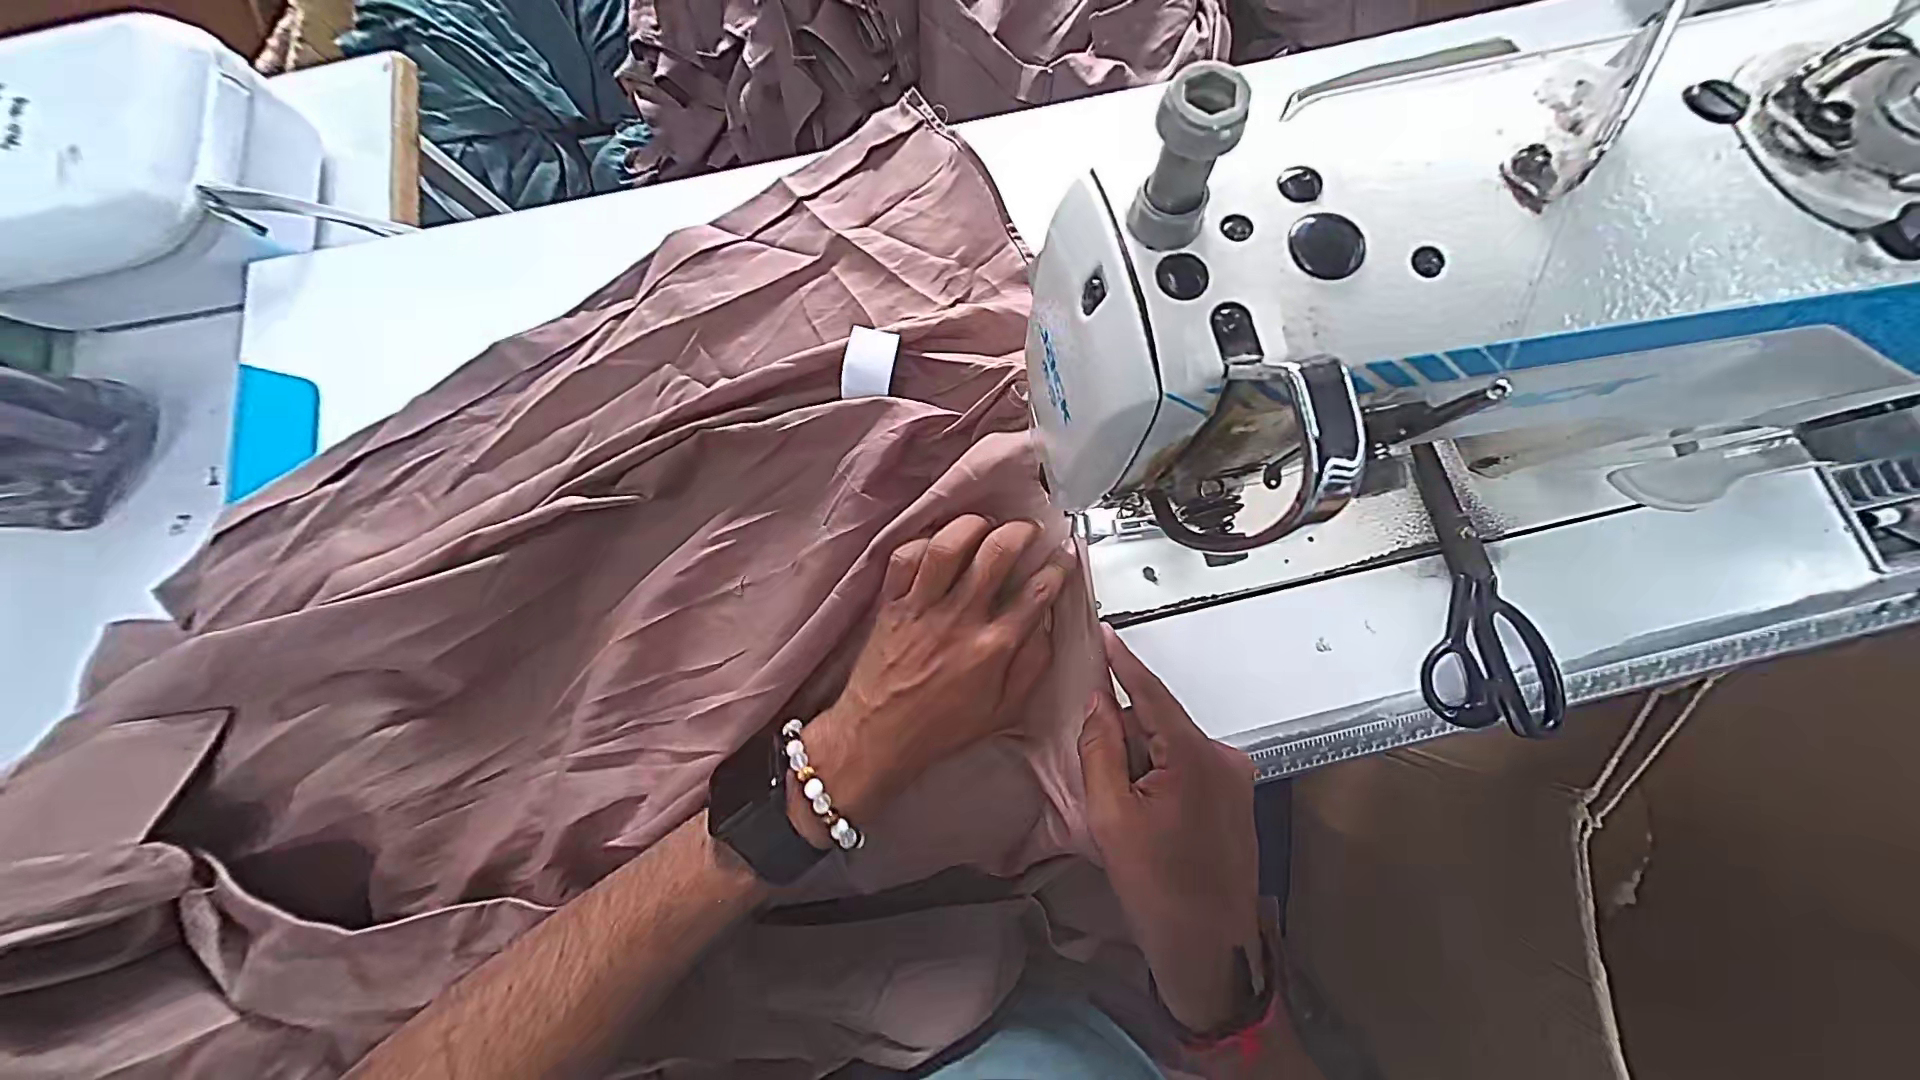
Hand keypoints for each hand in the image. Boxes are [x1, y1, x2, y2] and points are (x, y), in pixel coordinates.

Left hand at [793, 515, 1073, 841]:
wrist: (878, 736)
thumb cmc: (938, 727)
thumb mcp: (1003, 711)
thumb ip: (1032, 666)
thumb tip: (1047, 627)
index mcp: (992, 648)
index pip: (1036, 593)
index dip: (1057, 567)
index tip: (1062, 556)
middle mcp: (959, 621)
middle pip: (996, 554)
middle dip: (1020, 532)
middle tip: (1027, 530)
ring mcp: (922, 608)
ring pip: (948, 546)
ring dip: (972, 526)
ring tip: (984, 526)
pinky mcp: (892, 604)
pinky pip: (904, 558)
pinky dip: (922, 542)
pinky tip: (937, 544)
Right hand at [1079, 625, 1262, 1034]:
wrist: (1210, 951)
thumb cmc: (1158, 888)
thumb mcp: (1111, 815)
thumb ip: (1101, 749)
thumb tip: (1099, 703)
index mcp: (1195, 758)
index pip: (1150, 693)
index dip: (1123, 661)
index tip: (1105, 632)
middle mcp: (1223, 758)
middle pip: (1159, 721)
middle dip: (1124, 731)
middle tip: (1099, 770)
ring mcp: (1235, 778)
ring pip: (1171, 744)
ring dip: (1142, 757)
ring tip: (1124, 806)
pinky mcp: (1235, 795)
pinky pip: (1187, 763)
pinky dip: (1160, 771)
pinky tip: (1145, 810)